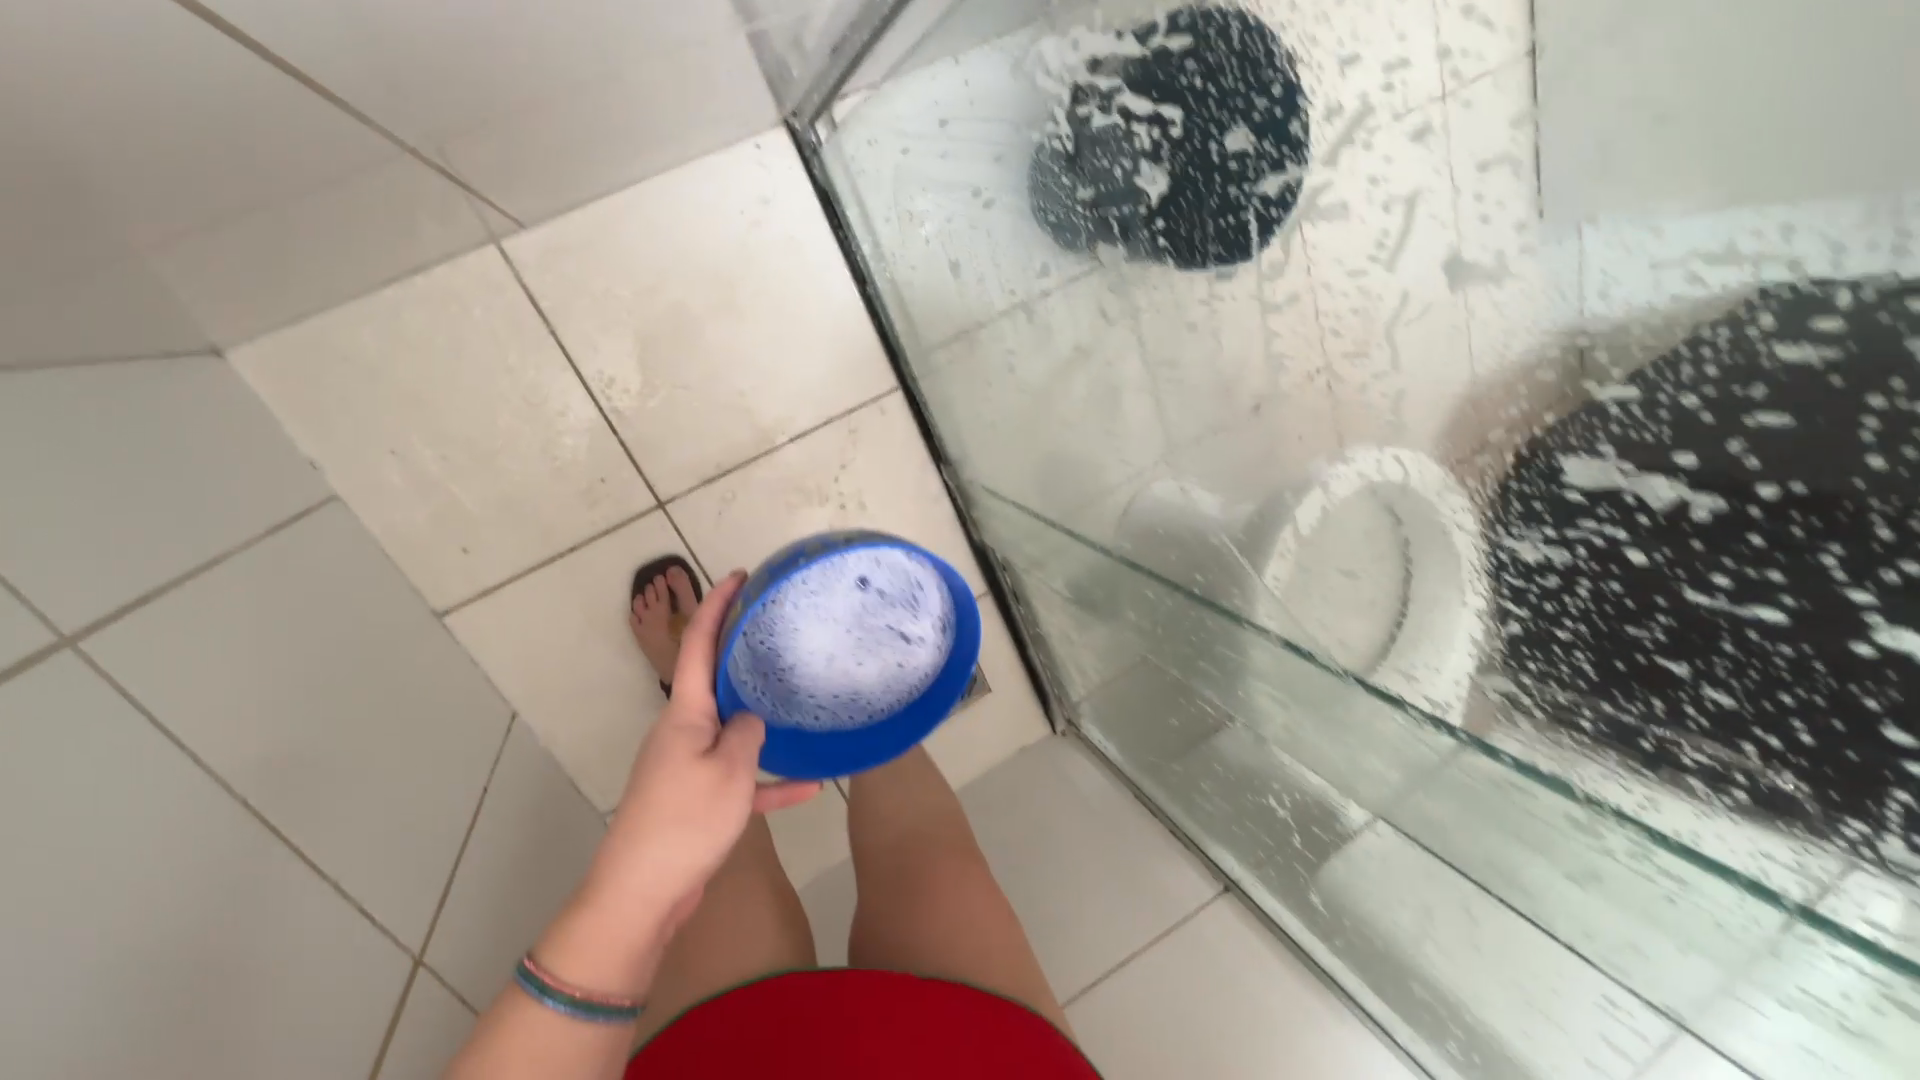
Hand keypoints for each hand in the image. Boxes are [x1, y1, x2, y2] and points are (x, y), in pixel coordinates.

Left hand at [589, 569, 820, 935]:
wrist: (641, 894)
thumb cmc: (685, 820)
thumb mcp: (730, 770)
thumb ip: (748, 734)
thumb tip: (751, 721)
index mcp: (685, 713)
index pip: (699, 645)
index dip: (717, 607)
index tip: (737, 576)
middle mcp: (683, 731)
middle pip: (716, 683)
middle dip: (743, 655)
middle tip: (777, 631)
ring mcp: (689, 767)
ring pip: (732, 731)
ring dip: (762, 722)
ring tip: (797, 701)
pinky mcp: (698, 802)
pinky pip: (739, 781)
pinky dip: (768, 782)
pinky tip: (810, 788)